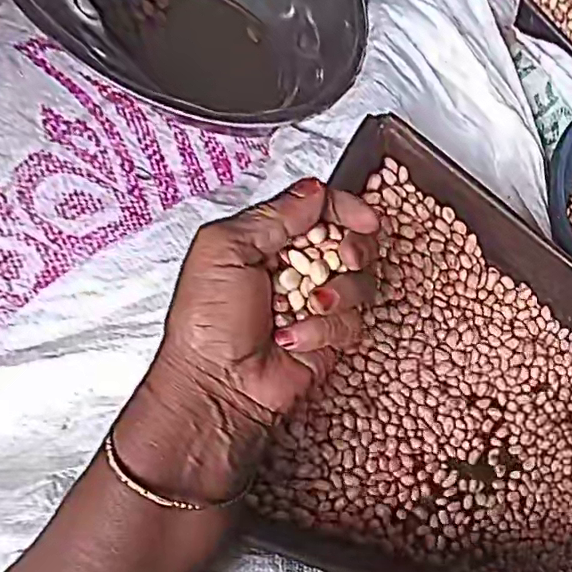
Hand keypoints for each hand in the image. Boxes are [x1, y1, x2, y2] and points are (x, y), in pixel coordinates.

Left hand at [153, 177, 380, 422]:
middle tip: (343, 258)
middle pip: (353, 244)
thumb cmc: (207, 320)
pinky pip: (353, 323)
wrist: (220, 380)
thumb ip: (272, 217)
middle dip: (354, 249)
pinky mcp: (334, 337)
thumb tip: (314, 191)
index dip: (346, 209)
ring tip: (308, 305)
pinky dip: (324, 330)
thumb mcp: (224, 248)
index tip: (364, 217)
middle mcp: (301, 270)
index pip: (320, 212)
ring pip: (361, 284)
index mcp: (272, 241)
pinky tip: (294, 338)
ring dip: (339, 293)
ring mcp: (321, 305)